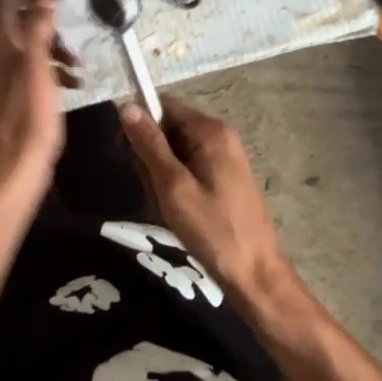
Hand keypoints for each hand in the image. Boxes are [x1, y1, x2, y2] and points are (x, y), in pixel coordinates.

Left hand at [0, 0, 75, 191]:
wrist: (12, 165)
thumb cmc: (27, 117)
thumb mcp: (36, 68)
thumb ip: (39, 31)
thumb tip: (46, 0)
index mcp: (1, 44)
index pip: (8, 2)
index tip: (62, 1)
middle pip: (22, 23)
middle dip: (49, 25)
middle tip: (72, 41)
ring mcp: (7, 76)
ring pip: (32, 48)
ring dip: (56, 50)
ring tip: (79, 66)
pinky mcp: (18, 96)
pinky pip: (36, 71)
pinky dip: (55, 71)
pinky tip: (74, 85)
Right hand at [121, 98, 298, 306]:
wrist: (255, 274)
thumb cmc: (212, 229)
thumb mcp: (172, 186)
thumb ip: (149, 144)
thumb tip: (126, 106)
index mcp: (210, 131)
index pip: (162, 105)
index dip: (140, 125)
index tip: (129, 155)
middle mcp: (220, 136)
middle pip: (167, 127)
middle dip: (150, 154)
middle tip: (153, 188)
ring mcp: (223, 157)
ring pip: (173, 149)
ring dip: (160, 172)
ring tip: (165, 202)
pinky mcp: (223, 176)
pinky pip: (187, 166)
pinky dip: (174, 183)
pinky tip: (176, 207)